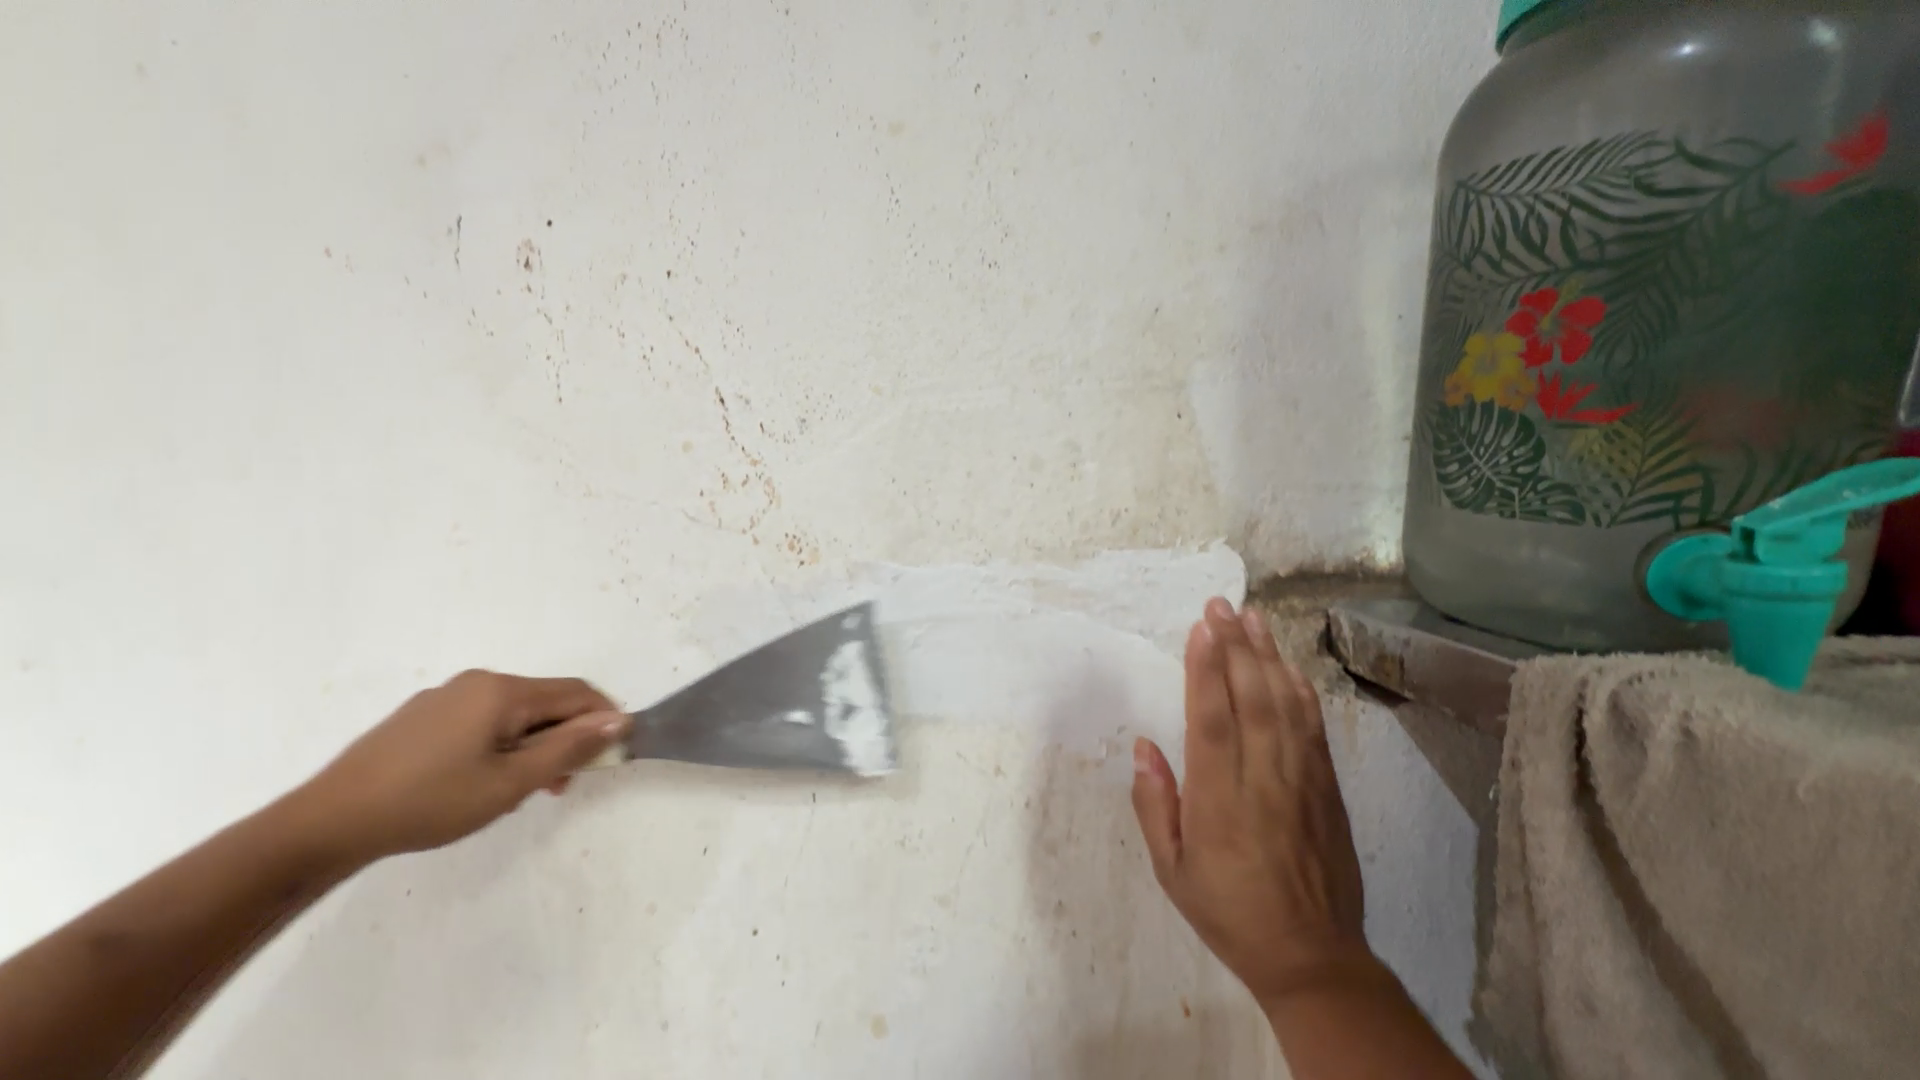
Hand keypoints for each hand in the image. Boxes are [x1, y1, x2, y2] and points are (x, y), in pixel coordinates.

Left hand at [293, 671, 630, 863]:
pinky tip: (483, 783)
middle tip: (562, 786)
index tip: (611, 758)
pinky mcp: (422, 717)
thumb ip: (569, 748)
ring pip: (514, 714)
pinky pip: (482, 721)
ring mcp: (445, 697)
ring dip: (534, 746)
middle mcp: (477, 682)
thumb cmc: (430, 802)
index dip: (603, 721)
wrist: (330, 822)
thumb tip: (618, 721)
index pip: (576, 693)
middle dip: (565, 738)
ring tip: (523, 791)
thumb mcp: (512, 782)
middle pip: (545, 702)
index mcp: (501, 691)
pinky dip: (502, 745)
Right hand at [1131, 598, 1374, 1006]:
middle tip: (1222, 605)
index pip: (1212, 719)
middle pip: (1251, 698)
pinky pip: (1313, 728)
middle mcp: (1263, 779)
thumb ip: (1156, 806)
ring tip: (1253, 618)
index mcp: (1219, 800)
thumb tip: (1145, 747)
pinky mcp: (1327, 788)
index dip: (1206, 668)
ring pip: (1286, 704)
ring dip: (1269, 657)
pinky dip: (1300, 690)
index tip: (1200, 628)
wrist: (1311, 954)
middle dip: (1236, 646)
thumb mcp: (1172, 870)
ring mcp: (1302, 780)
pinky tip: (1288, 666)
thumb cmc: (1228, 910)